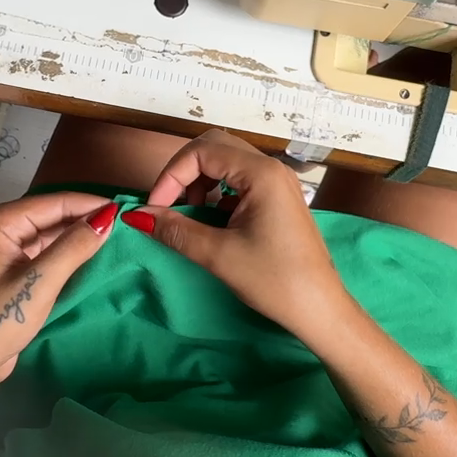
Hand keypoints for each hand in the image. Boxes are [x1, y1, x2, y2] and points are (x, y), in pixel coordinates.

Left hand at [0, 192, 117, 415]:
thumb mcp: (40, 283)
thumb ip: (74, 246)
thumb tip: (108, 216)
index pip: (54, 203)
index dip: (91, 205)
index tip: (127, 210)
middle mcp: (0, 227)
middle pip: (52, 215)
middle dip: (87, 218)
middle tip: (127, 224)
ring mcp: (5, 249)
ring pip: (51, 233)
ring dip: (79, 236)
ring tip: (118, 237)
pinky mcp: (13, 270)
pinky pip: (46, 251)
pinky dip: (68, 253)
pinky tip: (93, 256)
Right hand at [130, 130, 349, 336]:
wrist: (321, 309)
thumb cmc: (274, 280)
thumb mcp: (218, 255)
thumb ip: (175, 230)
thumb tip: (136, 215)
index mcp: (261, 173)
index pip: (201, 152)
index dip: (170, 176)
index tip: (154, 209)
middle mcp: (271, 168)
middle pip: (213, 147)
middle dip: (183, 173)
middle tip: (167, 205)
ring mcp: (277, 182)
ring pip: (225, 161)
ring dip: (199, 181)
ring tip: (189, 215)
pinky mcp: (278, 198)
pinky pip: (239, 179)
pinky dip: (216, 192)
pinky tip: (211, 220)